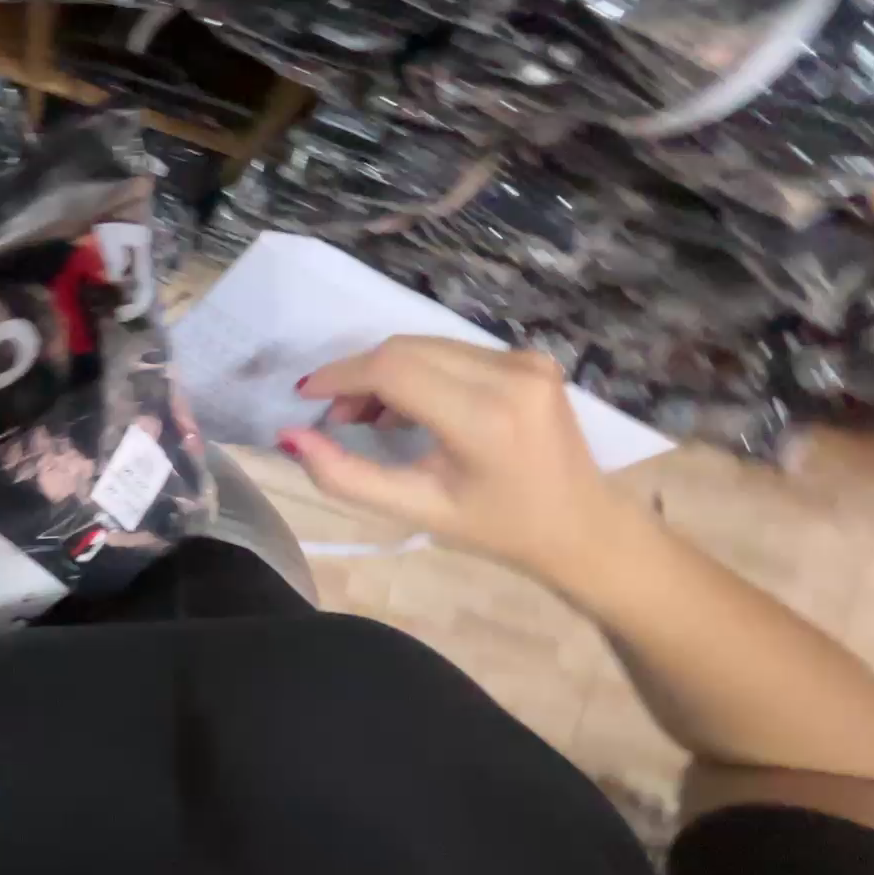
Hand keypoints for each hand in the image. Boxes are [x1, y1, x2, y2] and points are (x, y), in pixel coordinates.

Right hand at [279, 336, 631, 577]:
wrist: (584, 527)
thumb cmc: (496, 528)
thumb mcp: (414, 510)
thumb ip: (344, 476)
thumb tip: (289, 436)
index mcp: (486, 419)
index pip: (393, 370)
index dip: (340, 376)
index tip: (306, 395)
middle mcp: (511, 375)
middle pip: (403, 350)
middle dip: (357, 377)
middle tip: (337, 418)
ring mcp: (525, 361)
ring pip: (423, 346)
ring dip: (383, 373)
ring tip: (368, 417)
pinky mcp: (529, 358)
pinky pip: (448, 351)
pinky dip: (414, 372)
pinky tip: (406, 408)